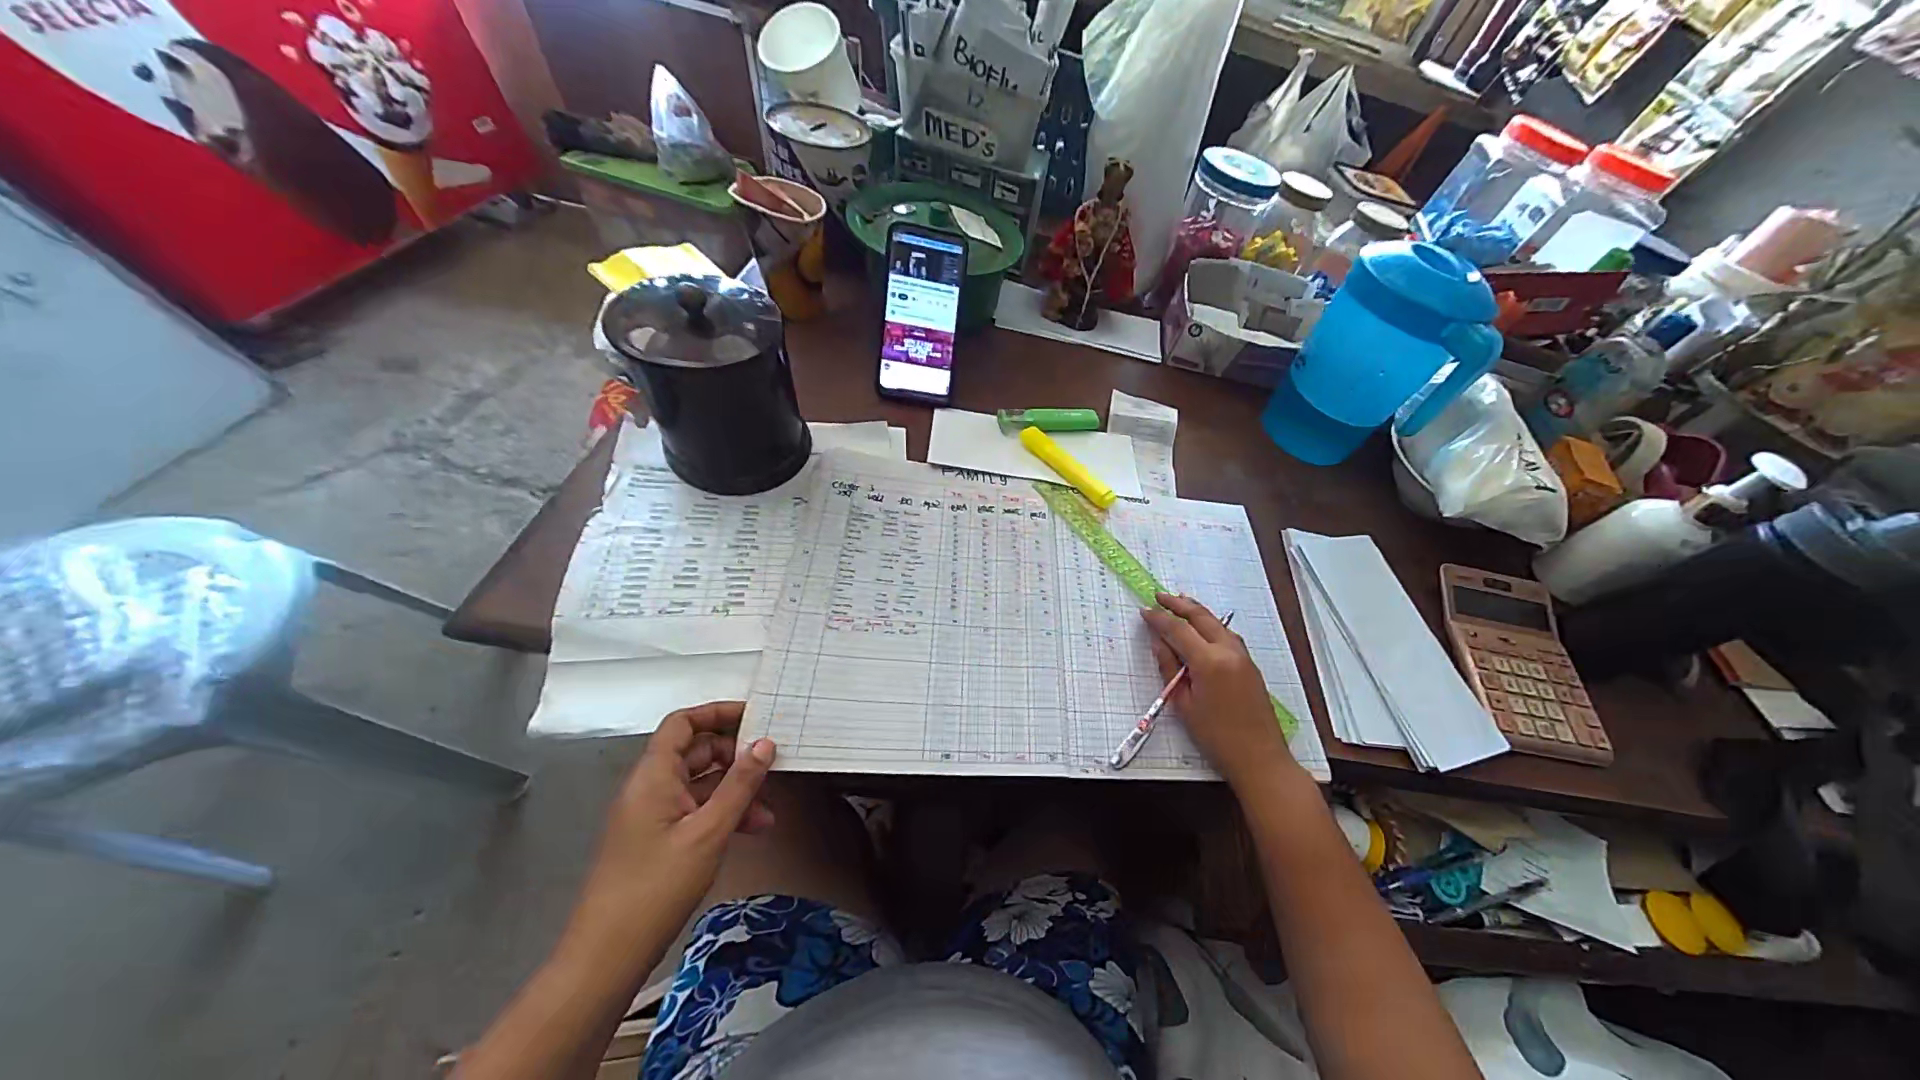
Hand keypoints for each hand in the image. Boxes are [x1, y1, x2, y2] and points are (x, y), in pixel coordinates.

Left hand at [566, 701, 775, 961]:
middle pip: (696, 752)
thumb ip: (740, 785)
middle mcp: (650, 787)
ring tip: (768, 811)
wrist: (607, 955)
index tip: (755, 716)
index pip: (683, 723)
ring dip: (735, 791)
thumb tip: (764, 744)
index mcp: (653, 775)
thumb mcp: (708, 832)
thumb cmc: (656, 887)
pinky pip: (695, 811)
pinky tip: (750, 830)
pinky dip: (722, 814)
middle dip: (736, 756)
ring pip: (700, 785)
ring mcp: (653, 815)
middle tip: (772, 764)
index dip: (717, 713)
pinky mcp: (658, 840)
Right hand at [1140, 594, 1298, 790]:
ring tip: (1180, 604)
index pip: (1178, 630)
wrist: (1259, 758)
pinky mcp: (1250, 666)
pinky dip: (1211, 625)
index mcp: (1209, 661)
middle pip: (1201, 617)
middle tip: (1160, 596)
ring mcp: (1243, 657)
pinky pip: (1228, 635)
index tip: (1144, 611)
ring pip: (1217, 623)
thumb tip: (1159, 642)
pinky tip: (1203, 628)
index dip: (1159, 619)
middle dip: (1179, 604)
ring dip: (1197, 612)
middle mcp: (1229, 652)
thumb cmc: (1215, 736)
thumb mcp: (1183, 703)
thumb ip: (1170, 668)